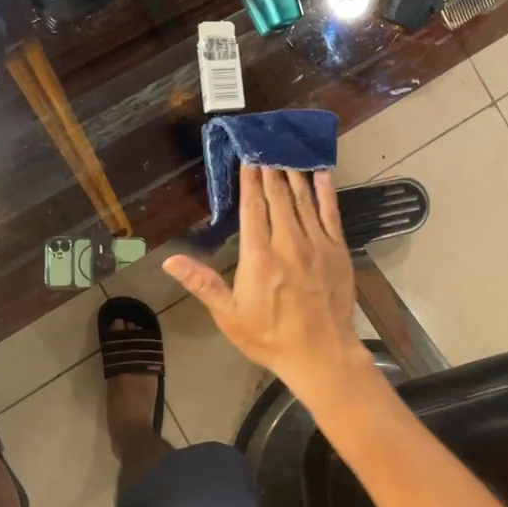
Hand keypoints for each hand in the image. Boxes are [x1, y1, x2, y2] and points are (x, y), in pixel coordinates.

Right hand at [166, 166, 366, 396]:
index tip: (247, 160)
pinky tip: (321, 174)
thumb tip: (169, 260)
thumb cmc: (270, 337)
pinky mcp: (337, 251)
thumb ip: (202, 283)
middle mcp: (288, 244)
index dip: (249, 182)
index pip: (253, 209)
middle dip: (270, 172)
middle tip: (265, 149)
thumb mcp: (230, 315)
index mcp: (260, 258)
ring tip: (287, 155)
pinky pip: (331, 214)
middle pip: (278, 198)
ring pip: (303, 201)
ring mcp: (316, 246)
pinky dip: (325, 192)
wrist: (322, 356)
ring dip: (294, 176)